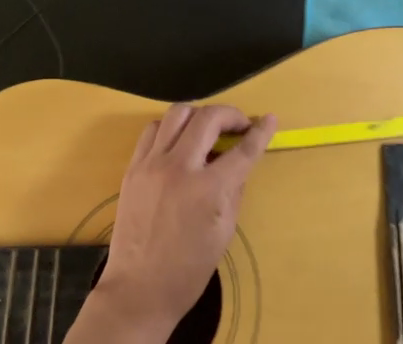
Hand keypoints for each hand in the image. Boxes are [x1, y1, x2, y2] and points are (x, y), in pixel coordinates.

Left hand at [73, 104, 277, 342]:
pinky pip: (153, 130)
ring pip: (178, 113)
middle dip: (230, 115)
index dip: (260, 132)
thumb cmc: (189, 269)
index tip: (269, 120)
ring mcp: (152, 164)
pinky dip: (171, 127)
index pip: (242, 151)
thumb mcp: (224, 232)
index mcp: (207, 190)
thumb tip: (240, 162)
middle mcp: (179, 168)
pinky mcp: (133, 167)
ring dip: (199, 115)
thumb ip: (234, 190)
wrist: (139, 289)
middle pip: (208, 118)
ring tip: (208, 130)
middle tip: (239, 126)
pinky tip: (179, 141)